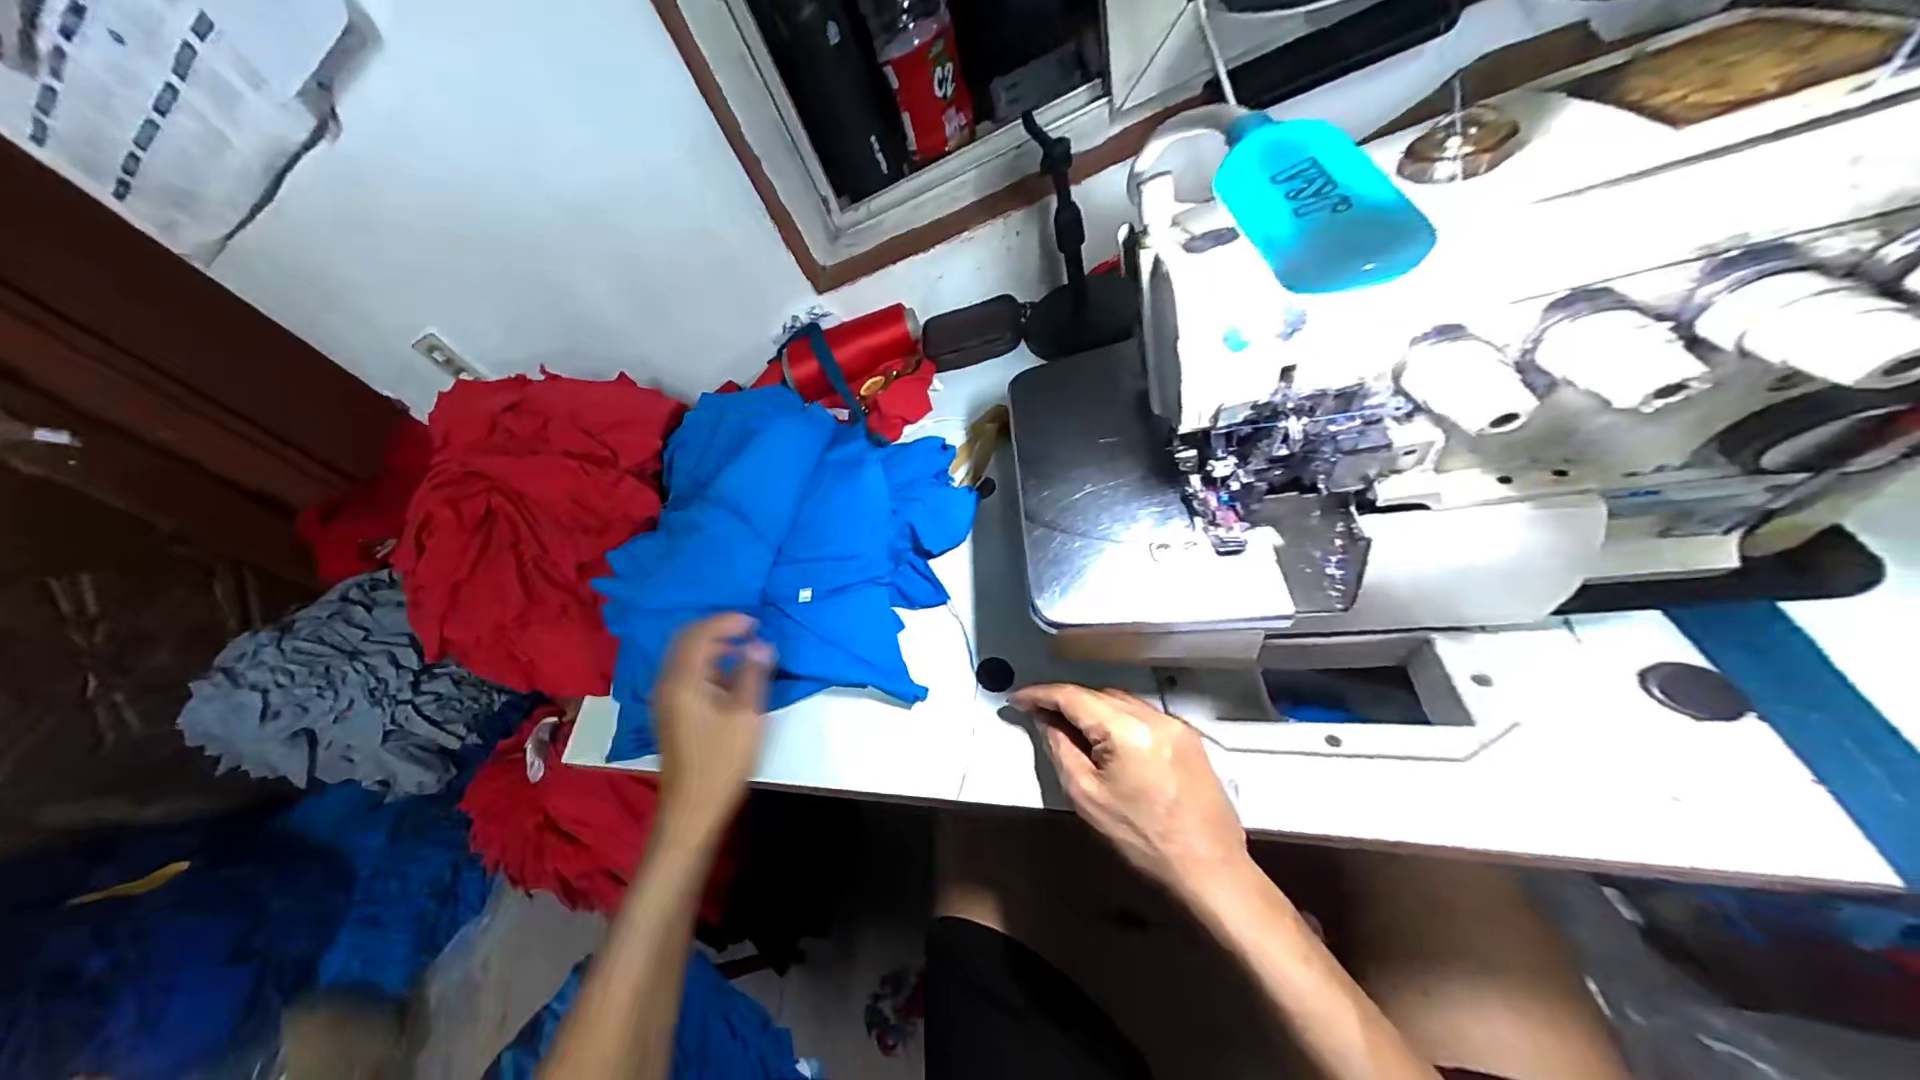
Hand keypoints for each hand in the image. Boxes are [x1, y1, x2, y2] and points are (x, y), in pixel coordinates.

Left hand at [651, 613, 773, 843]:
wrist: (693, 806)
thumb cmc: (721, 760)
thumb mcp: (746, 714)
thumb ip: (752, 674)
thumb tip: (760, 645)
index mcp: (683, 681)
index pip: (699, 634)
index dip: (727, 622)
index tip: (755, 621)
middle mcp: (668, 684)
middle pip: (687, 641)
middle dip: (718, 629)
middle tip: (749, 629)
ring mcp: (667, 699)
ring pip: (687, 657)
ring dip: (714, 646)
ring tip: (745, 648)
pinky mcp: (673, 712)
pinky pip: (688, 674)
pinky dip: (709, 664)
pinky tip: (731, 674)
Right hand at [1014, 684, 1248, 901]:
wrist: (1208, 868)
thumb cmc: (1144, 840)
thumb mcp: (1087, 796)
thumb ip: (1061, 748)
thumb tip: (1046, 720)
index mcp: (1127, 731)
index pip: (1074, 696)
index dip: (1040, 694)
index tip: (1018, 699)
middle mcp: (1154, 717)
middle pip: (1098, 693)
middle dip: (1066, 700)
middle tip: (1039, 716)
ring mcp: (1175, 725)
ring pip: (1120, 701)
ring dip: (1092, 708)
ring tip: (1069, 728)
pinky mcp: (1187, 737)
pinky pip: (1141, 714)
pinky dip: (1117, 718)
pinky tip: (1105, 739)